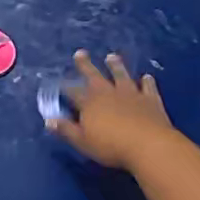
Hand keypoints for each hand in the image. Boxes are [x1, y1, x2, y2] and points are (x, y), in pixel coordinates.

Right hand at [47, 51, 177, 169]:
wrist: (148, 144)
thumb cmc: (111, 146)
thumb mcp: (83, 142)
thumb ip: (67, 130)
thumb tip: (49, 120)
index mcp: (90, 103)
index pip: (73, 92)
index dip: (65, 86)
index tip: (59, 80)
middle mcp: (109, 93)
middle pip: (94, 76)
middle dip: (86, 65)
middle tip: (80, 53)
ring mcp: (131, 93)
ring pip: (121, 75)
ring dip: (116, 66)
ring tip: (111, 56)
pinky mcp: (150, 99)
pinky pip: (148, 87)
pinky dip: (147, 82)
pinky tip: (147, 76)